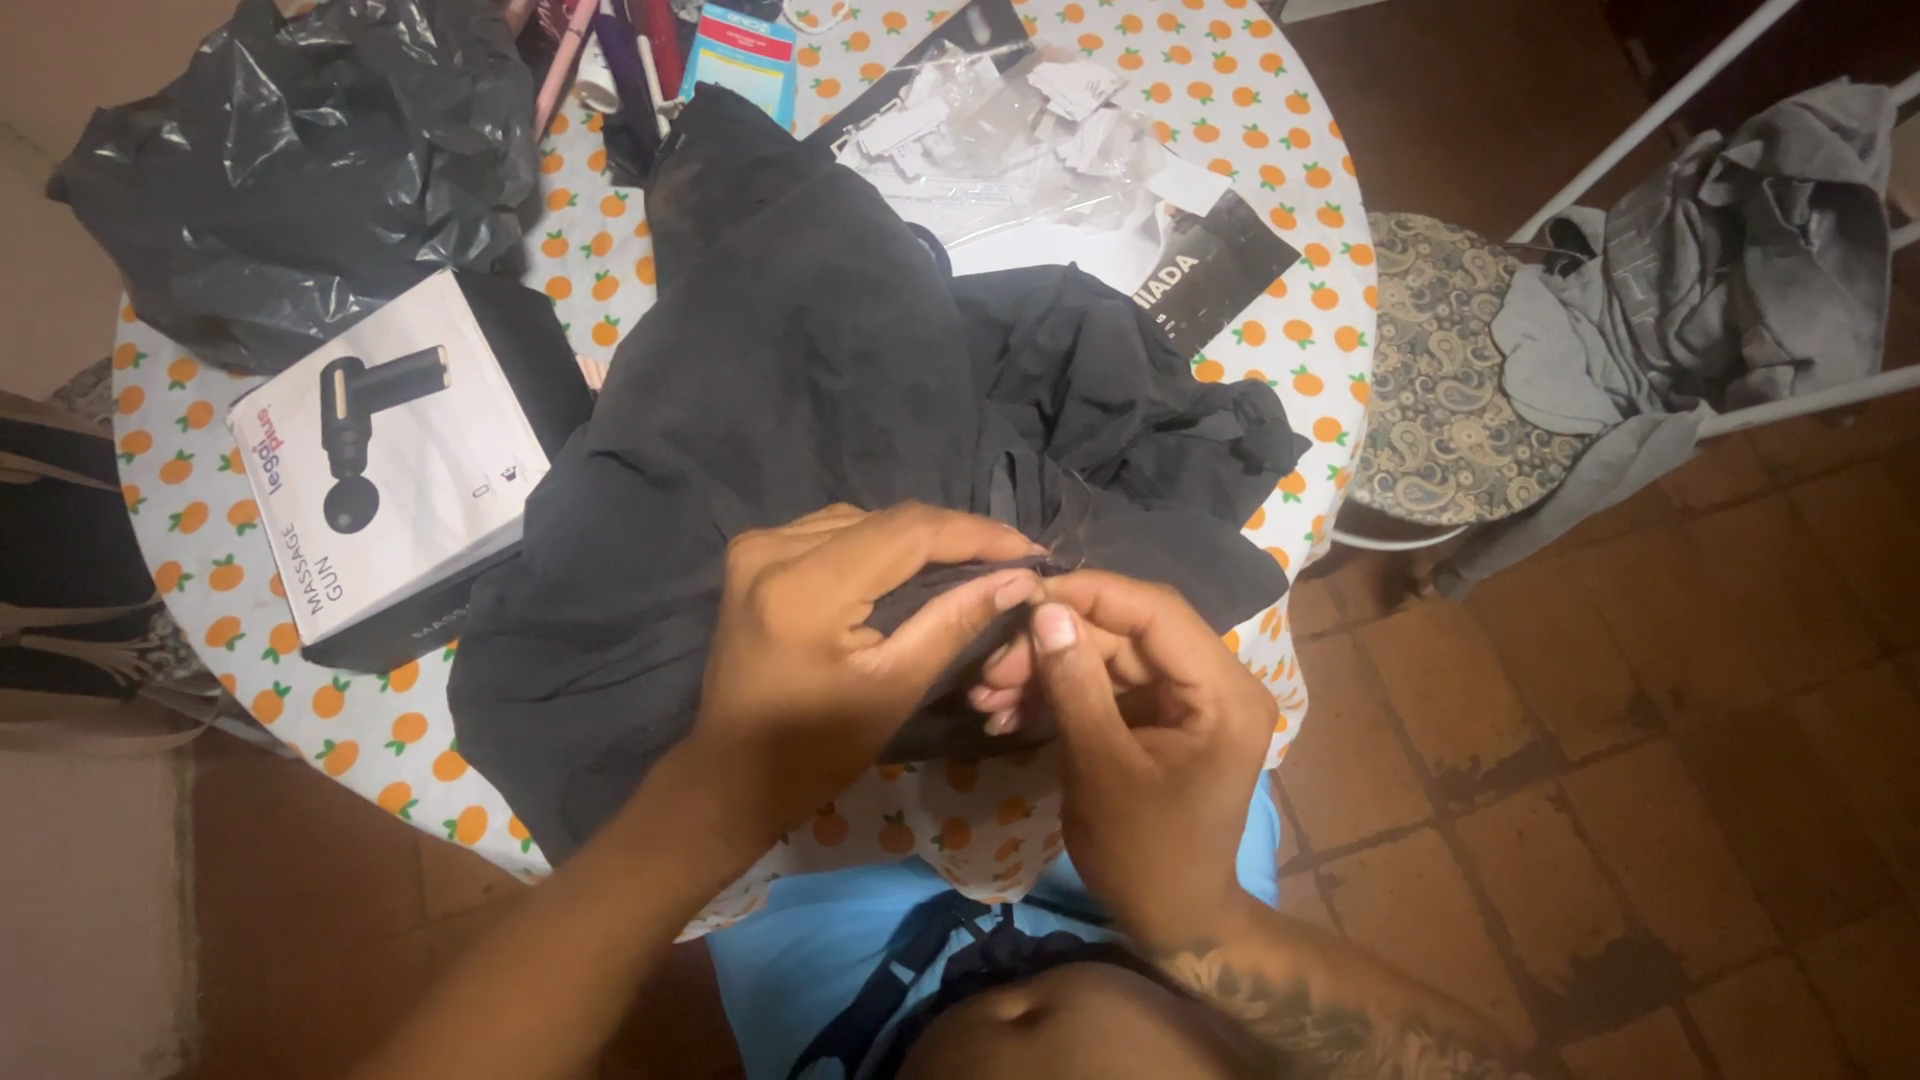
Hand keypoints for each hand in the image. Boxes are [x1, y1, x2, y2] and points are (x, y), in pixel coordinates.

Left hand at [683, 502, 1040, 849]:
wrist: (733, 773)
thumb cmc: (817, 749)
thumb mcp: (896, 687)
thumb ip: (955, 620)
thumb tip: (1018, 578)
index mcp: (805, 588)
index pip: (907, 532)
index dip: (974, 534)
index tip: (1028, 549)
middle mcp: (773, 549)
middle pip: (885, 519)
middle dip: (953, 535)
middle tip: (1009, 555)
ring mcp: (757, 546)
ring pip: (862, 519)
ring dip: (918, 537)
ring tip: (971, 558)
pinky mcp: (753, 552)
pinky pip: (834, 530)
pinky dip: (879, 542)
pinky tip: (911, 562)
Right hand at [999, 572, 1276, 947]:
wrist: (1170, 918)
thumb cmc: (1146, 854)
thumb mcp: (1103, 768)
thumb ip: (1075, 684)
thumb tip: (1044, 611)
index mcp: (1223, 691)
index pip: (1156, 611)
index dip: (1089, 594)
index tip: (1023, 598)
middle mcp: (1212, 680)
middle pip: (1124, 631)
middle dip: (1052, 643)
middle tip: (989, 668)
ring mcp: (1182, 696)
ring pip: (1105, 654)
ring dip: (1044, 669)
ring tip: (986, 696)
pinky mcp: (1154, 712)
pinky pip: (1102, 683)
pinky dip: (1056, 692)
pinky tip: (1007, 710)